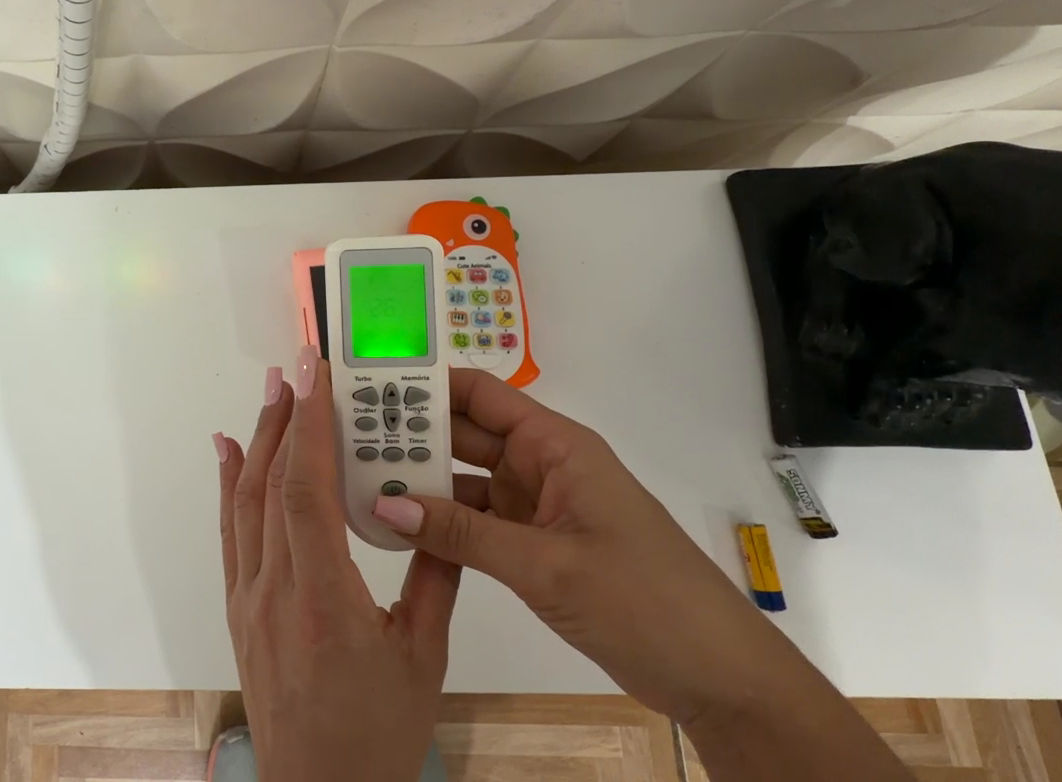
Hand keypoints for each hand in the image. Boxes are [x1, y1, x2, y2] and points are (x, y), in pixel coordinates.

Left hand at [215, 346, 460, 781]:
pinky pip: (232, 533)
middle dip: (283, 419)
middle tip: (294, 369)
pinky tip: (229, 452)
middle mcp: (274, 590)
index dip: (308, 428)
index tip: (314, 378)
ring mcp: (248, 597)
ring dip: (258, 442)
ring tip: (272, 394)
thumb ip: (434, 579)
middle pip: (270, 487)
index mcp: (323, 601)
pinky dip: (229, 485)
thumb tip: (437, 509)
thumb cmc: (379, 732)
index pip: (306, 494)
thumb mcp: (423, 658)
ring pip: (246, 503)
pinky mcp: (238, 607)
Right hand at [368, 369, 803, 725]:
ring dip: (419, 481)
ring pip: (465, 480)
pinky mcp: (534, 545)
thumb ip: (461, 533)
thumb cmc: (643, 600)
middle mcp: (542, 466)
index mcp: (555, 446)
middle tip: (344, 435)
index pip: (479, 394)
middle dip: (409, 433)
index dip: (425, 384)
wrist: (717, 677)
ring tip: (357, 479)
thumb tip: (383, 503)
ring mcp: (537, 506)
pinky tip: (397, 527)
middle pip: (464, 435)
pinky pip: (475, 521)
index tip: (366, 386)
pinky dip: (440, 523)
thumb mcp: (545, 564)